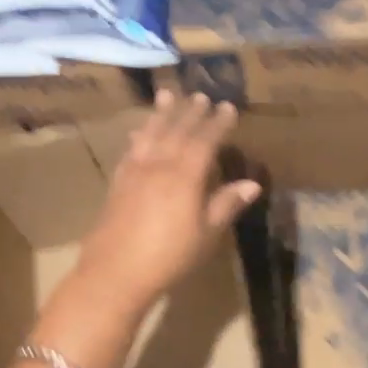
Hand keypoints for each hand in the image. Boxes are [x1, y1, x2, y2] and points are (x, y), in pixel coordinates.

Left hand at [75, 92, 259, 310]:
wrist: (115, 273)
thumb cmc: (169, 256)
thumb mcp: (206, 234)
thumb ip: (225, 205)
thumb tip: (252, 183)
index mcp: (185, 176)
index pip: (205, 141)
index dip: (217, 124)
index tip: (227, 108)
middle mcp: (159, 165)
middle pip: (177, 132)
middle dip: (190, 113)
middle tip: (201, 96)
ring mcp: (135, 172)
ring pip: (150, 135)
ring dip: (161, 115)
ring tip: (166, 95)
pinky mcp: (118, 183)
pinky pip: (131, 151)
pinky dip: (138, 138)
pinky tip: (139, 133)